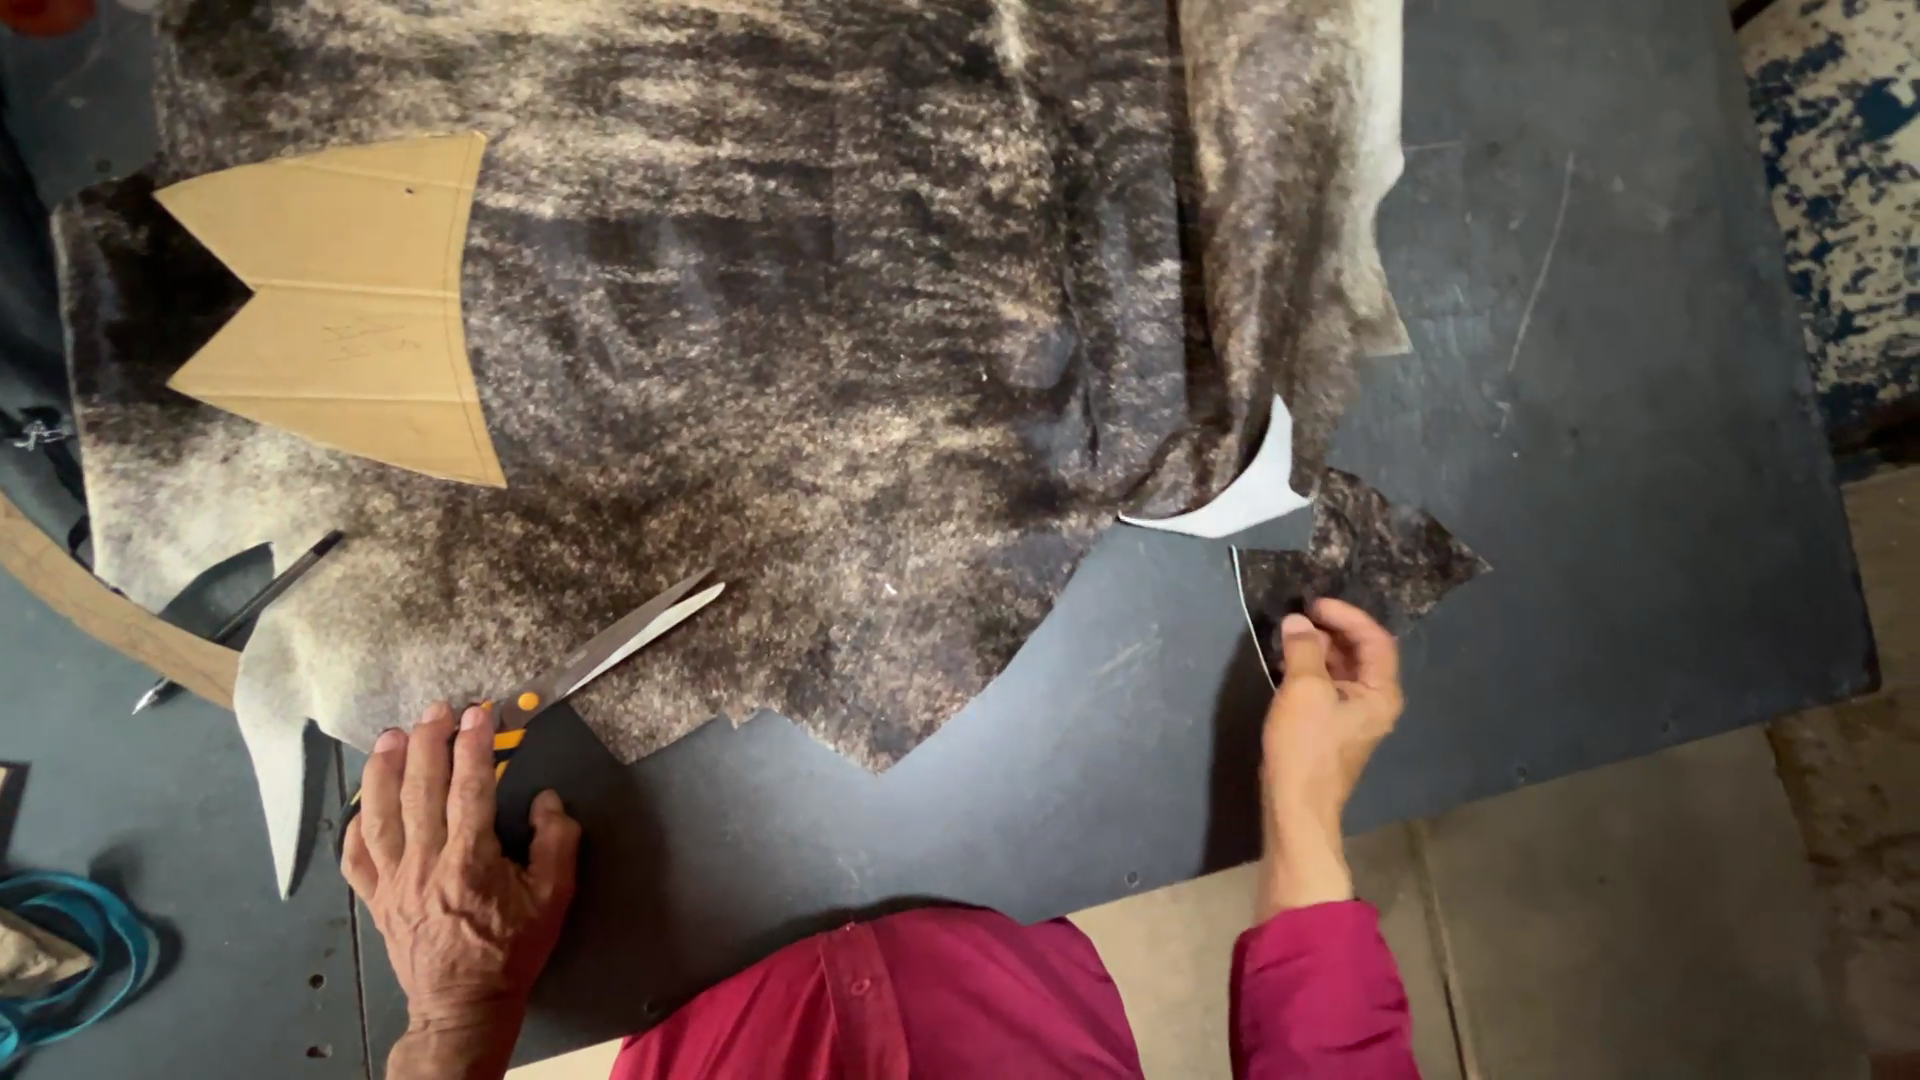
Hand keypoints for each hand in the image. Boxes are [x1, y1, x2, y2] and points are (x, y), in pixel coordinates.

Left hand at [342, 702, 581, 1079]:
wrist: (465, 1003)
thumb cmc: (515, 944)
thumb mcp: (556, 893)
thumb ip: (556, 839)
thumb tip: (543, 798)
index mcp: (470, 860)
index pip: (470, 787)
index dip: (475, 745)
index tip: (479, 712)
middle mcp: (424, 864)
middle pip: (419, 791)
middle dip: (427, 743)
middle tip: (436, 710)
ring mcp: (392, 882)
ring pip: (378, 815)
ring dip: (382, 771)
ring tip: (390, 737)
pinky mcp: (374, 899)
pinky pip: (356, 855)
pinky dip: (355, 822)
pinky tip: (364, 799)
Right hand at [1256, 598, 1402, 919]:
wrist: (1295, 802)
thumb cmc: (1306, 744)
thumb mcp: (1304, 689)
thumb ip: (1303, 649)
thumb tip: (1298, 622)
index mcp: (1380, 692)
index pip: (1375, 639)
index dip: (1346, 616)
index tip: (1313, 604)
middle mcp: (1374, 701)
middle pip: (1360, 652)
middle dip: (1330, 630)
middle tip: (1297, 617)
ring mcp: (1352, 714)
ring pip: (1340, 668)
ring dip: (1317, 648)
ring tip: (1287, 635)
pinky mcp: (1330, 724)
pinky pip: (1326, 684)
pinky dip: (1309, 668)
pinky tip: (1285, 662)